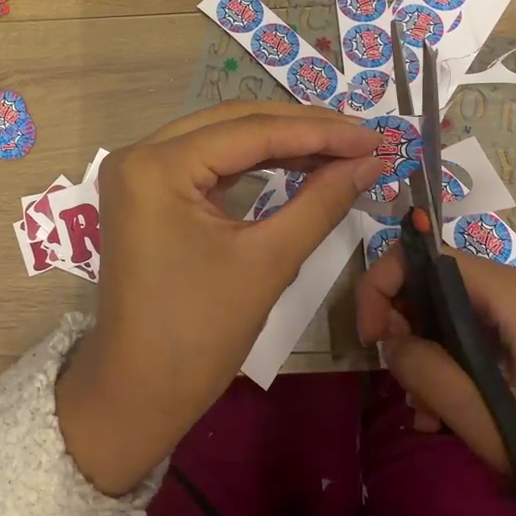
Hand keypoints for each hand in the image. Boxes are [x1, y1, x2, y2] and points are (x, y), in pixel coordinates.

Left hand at [56, 101, 382, 494]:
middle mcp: (140, 154)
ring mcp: (139, 172)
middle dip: (300, 129)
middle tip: (362, 137)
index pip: (249, 131)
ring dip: (279, 142)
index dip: (318, 131)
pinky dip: (251, 163)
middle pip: (232, 123)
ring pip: (220, 138)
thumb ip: (321, 202)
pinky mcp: (148, 192)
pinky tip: (295, 163)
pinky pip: (206, 162)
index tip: (376, 135)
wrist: (139, 391)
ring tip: (339, 148)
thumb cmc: (200, 333)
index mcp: (157, 166)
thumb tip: (372, 160)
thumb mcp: (268, 261)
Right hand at [357, 250, 515, 515]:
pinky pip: (478, 338)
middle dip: (406, 330)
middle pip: (435, 285)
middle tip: (403, 386)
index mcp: (513, 293)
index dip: (384, 286)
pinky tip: (450, 415)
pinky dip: (455, 367)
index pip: (425, 256)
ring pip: (453, 315)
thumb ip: (430, 373)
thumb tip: (390, 341)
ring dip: (428, 357)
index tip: (372, 341)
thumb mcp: (494, 421)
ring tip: (427, 414)